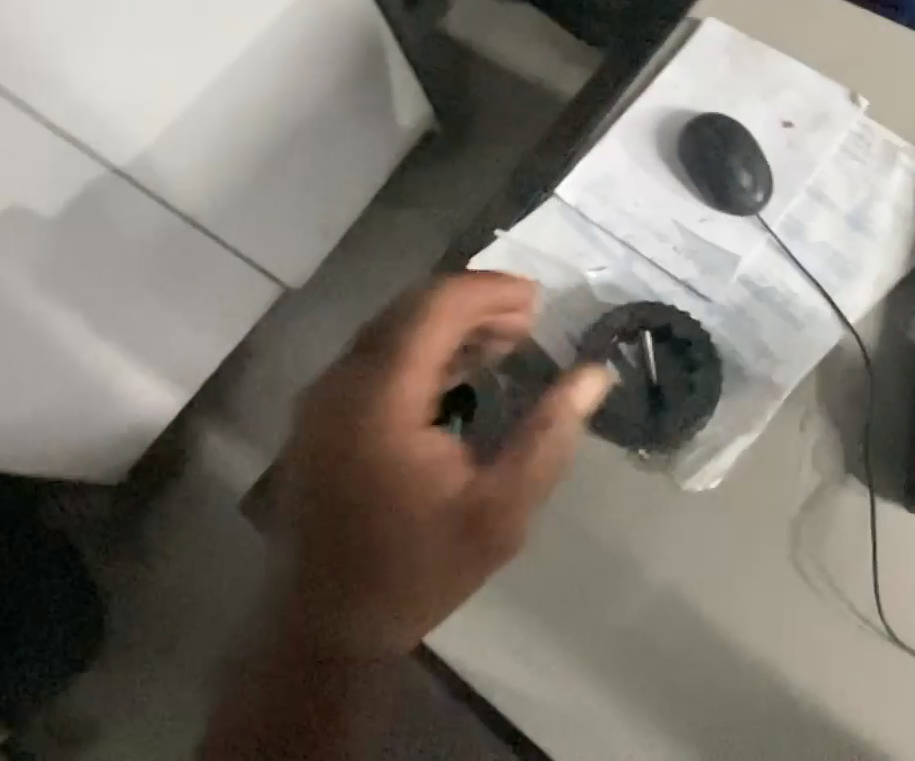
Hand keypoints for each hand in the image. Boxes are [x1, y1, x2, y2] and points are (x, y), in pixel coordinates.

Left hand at [272, 272, 612, 659]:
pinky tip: (461, 372)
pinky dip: (421, 350)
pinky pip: (376, 356)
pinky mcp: (322, 412)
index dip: (488, 290)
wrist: (329, 623)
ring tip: (506, 341)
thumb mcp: (501, 512)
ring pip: (391, 328)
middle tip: (529, 321)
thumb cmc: (419, 568)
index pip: (434, 307)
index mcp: (380, 396)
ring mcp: (324, 395)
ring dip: (448, 325)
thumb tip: (593, 375)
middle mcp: (342, 380)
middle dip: (473, 302)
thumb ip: (548, 435)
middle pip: (410, 308)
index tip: (539, 299)